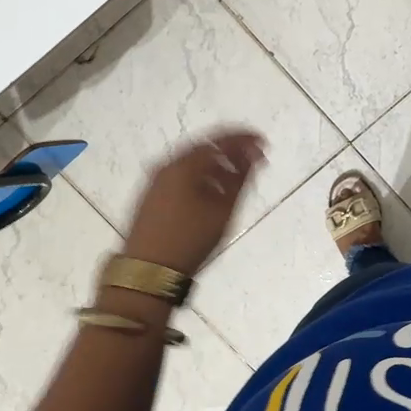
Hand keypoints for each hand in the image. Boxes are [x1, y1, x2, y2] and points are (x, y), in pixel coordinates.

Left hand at [119, 130, 264, 273]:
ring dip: (216, 166)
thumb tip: (254, 153)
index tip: (263, 143)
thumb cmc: (190, 239)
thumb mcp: (223, 209)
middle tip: (253, 161)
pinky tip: (214, 192)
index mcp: (183, 165)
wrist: (147, 272)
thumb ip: (241, 177)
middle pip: (203, 149)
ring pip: (191, 164)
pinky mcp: (150, 197)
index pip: (218, 139)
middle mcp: (165, 167)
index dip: (243, 138)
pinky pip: (181, 177)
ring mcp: (154, 182)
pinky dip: (201, 177)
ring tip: (237, 179)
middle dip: (230, 152)